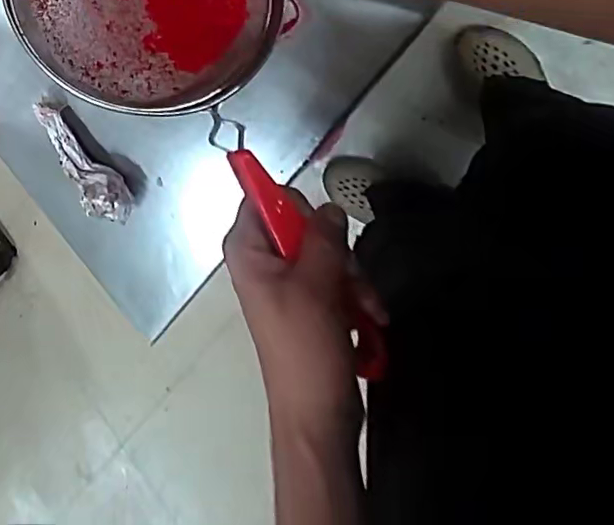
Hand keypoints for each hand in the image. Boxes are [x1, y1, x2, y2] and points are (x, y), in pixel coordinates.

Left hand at [224, 194, 383, 436]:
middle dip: (335, 249)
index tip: (318, 225)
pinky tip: (367, 319)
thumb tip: (329, 208)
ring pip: (323, 251)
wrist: (316, 415)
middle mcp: (260, 258)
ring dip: (351, 277)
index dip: (292, 203)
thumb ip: (322, 238)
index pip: (260, 197)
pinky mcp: (306, 301)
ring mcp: (283, 280)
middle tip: (349, 276)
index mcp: (246, 248)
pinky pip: (332, 278)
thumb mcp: (316, 285)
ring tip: (365, 307)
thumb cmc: (305, 348)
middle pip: (300, 224)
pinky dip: (353, 294)